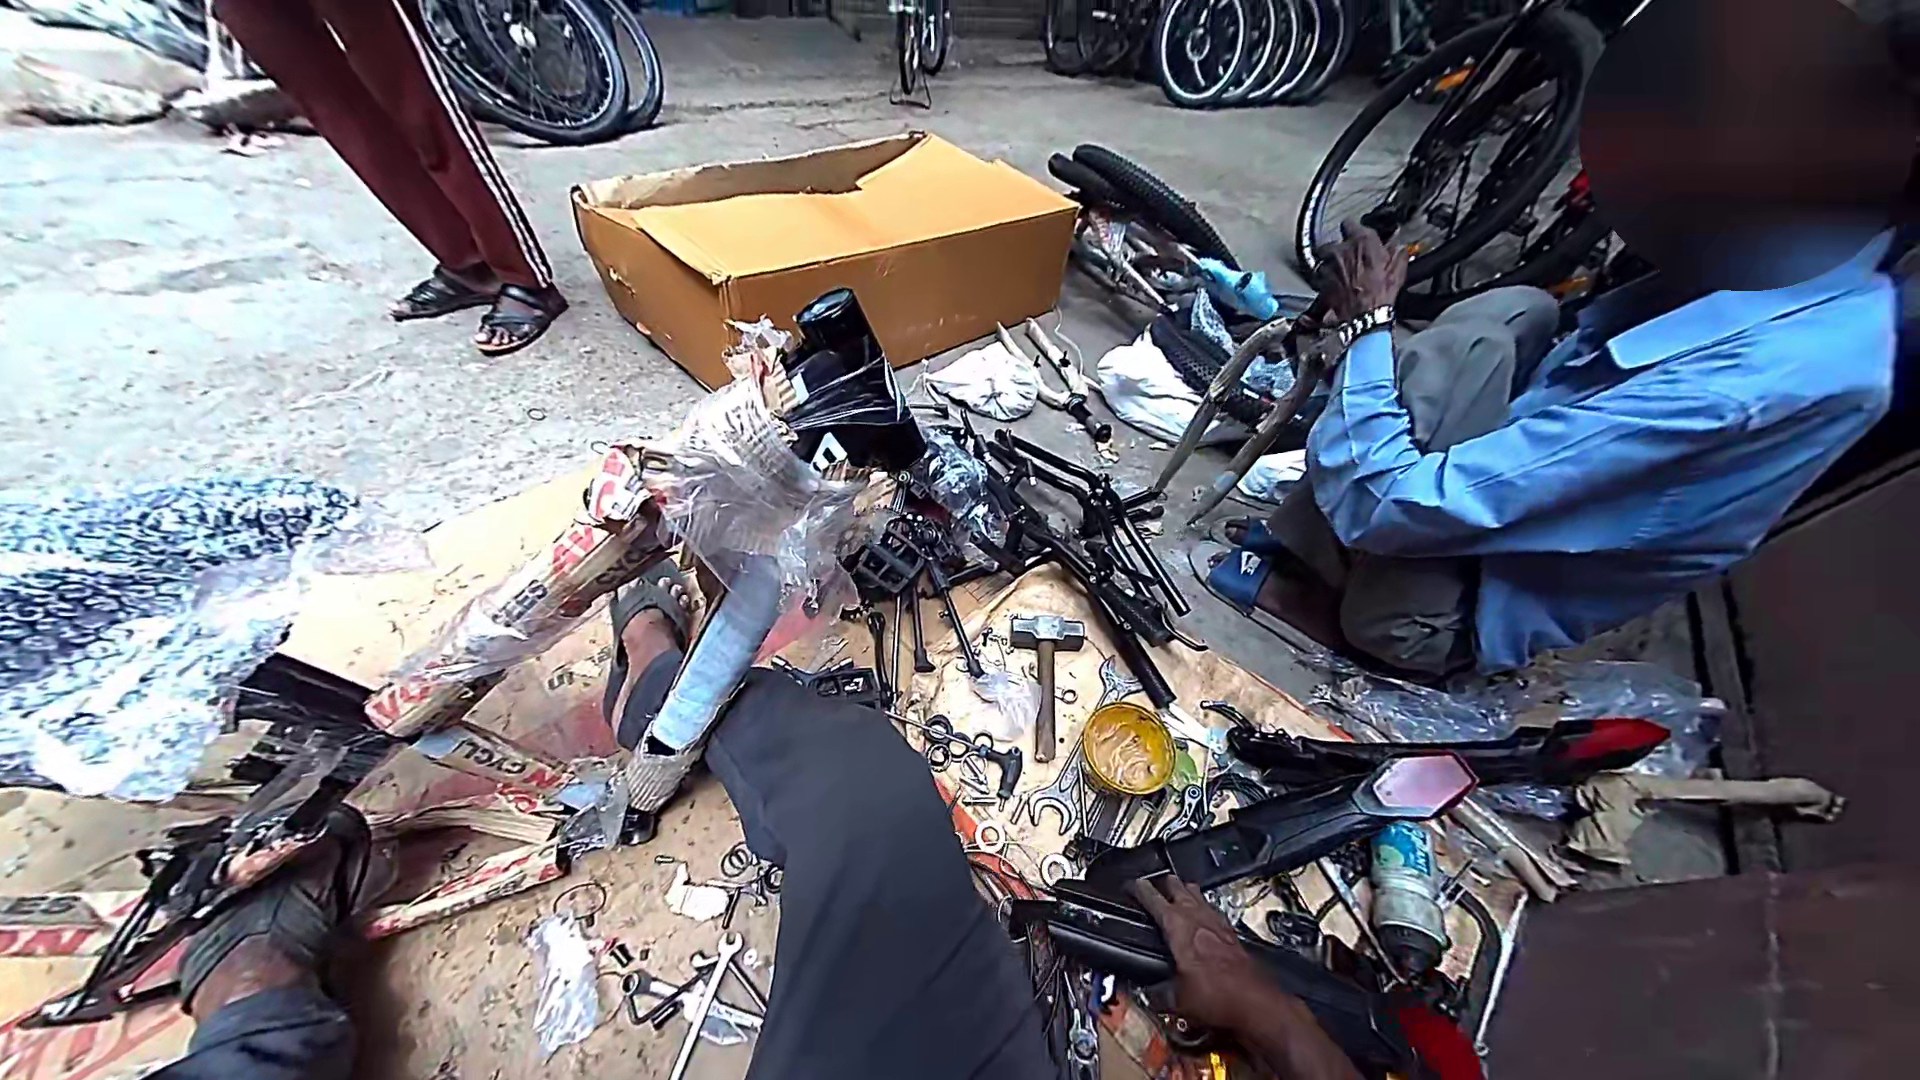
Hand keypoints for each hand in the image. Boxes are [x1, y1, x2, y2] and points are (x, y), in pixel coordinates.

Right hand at [1128, 874, 1273, 1031]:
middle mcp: (1194, 914)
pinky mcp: (1229, 929)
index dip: (1136, 887)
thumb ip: (1160, 993)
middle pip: (1174, 884)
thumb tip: (1149, 995)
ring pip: (1194, 890)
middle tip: (1152, 886)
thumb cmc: (1217, 995)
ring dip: (1183, 889)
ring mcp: (1214, 919)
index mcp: (1175, 923)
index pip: (1150, 895)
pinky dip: (1203, 906)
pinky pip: (1211, 907)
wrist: (1256, 1003)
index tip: (1129, 885)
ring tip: (1176, 892)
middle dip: (1162, 882)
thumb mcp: (1179, 999)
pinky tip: (1203, 915)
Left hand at [1316, 219, 1407, 321]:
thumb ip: (1395, 250)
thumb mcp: (1398, 265)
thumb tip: (1396, 245)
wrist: (1365, 314)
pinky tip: (1334, 284)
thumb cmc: (1382, 290)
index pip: (1349, 223)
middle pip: (1331, 243)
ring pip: (1323, 260)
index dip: (1351, 227)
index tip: (1353, 231)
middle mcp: (1341, 251)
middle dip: (1336, 249)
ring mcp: (1328, 267)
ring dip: (1330, 264)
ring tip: (1340, 272)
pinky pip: (1320, 277)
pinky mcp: (1320, 283)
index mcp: (1361, 241)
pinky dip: (1325, 279)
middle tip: (1346, 256)